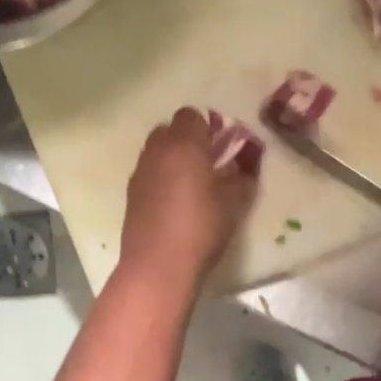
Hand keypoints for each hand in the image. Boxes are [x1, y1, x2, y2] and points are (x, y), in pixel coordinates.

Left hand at [119, 107, 257, 286]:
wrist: (158, 264)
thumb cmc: (202, 227)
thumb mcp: (235, 202)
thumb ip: (244, 173)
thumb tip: (249, 156)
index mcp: (184, 144)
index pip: (192, 115)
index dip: (208, 129)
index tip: (221, 149)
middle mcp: (157, 150)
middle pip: (170, 129)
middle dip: (188, 140)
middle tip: (208, 165)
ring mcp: (140, 171)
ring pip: (157, 150)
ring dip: (173, 159)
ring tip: (191, 186)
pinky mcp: (131, 193)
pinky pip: (148, 172)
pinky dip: (161, 178)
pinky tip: (174, 204)